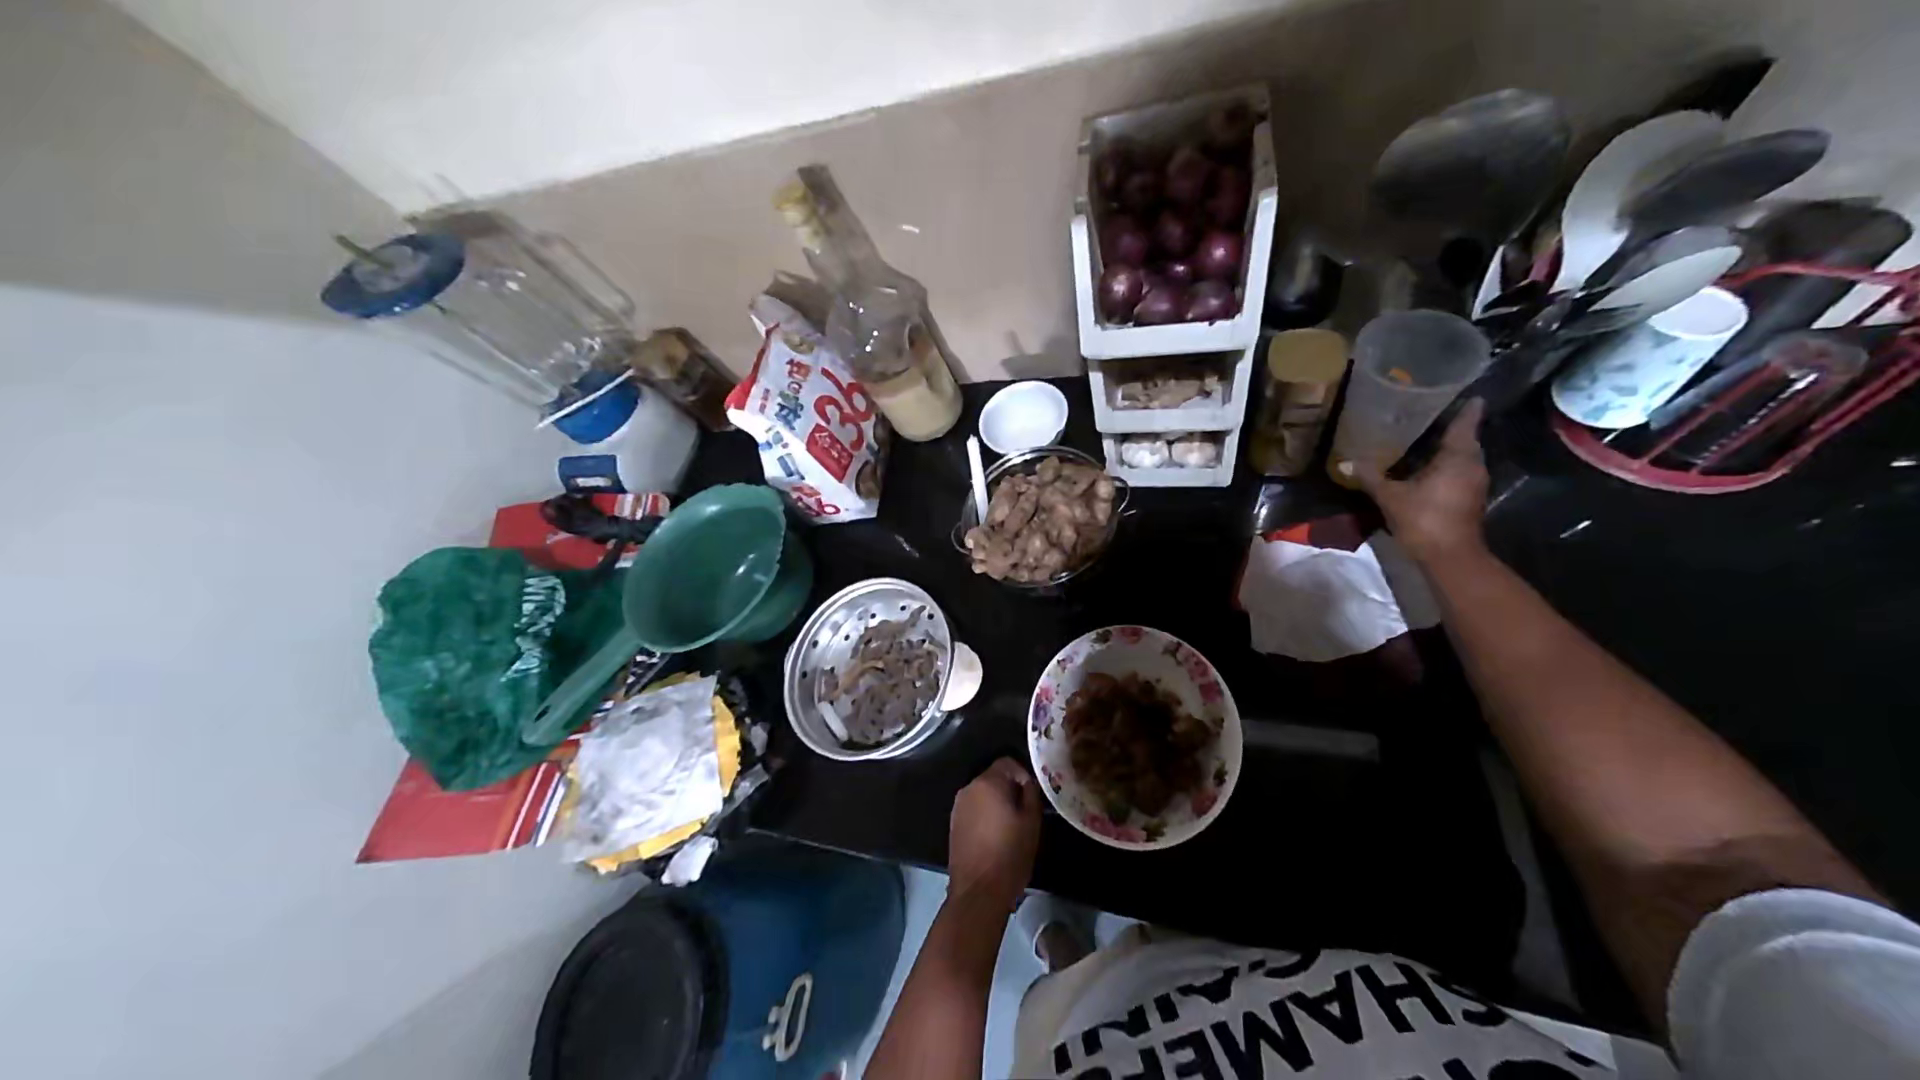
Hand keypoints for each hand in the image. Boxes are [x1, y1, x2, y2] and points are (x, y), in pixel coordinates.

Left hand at [948, 758, 1041, 910]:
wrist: (978, 891)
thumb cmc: (1010, 854)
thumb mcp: (1032, 822)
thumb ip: (1031, 794)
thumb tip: (1027, 783)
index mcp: (987, 783)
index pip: (1007, 762)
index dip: (1023, 774)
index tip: (1033, 795)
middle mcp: (968, 789)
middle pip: (993, 777)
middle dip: (1010, 789)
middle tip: (1025, 811)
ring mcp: (958, 807)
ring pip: (983, 794)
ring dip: (997, 802)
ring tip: (1012, 826)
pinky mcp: (954, 824)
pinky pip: (974, 809)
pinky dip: (985, 815)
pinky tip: (995, 836)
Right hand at [1347, 398, 1489, 562]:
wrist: (1449, 555)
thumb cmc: (1424, 518)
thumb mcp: (1390, 496)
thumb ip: (1370, 477)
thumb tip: (1345, 462)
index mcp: (1458, 456)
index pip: (1466, 422)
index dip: (1465, 407)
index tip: (1462, 392)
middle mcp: (1473, 464)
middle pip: (1465, 438)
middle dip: (1450, 427)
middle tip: (1429, 414)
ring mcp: (1475, 482)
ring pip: (1463, 456)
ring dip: (1448, 448)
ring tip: (1424, 438)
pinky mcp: (1470, 497)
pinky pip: (1459, 471)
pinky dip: (1446, 464)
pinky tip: (1426, 466)